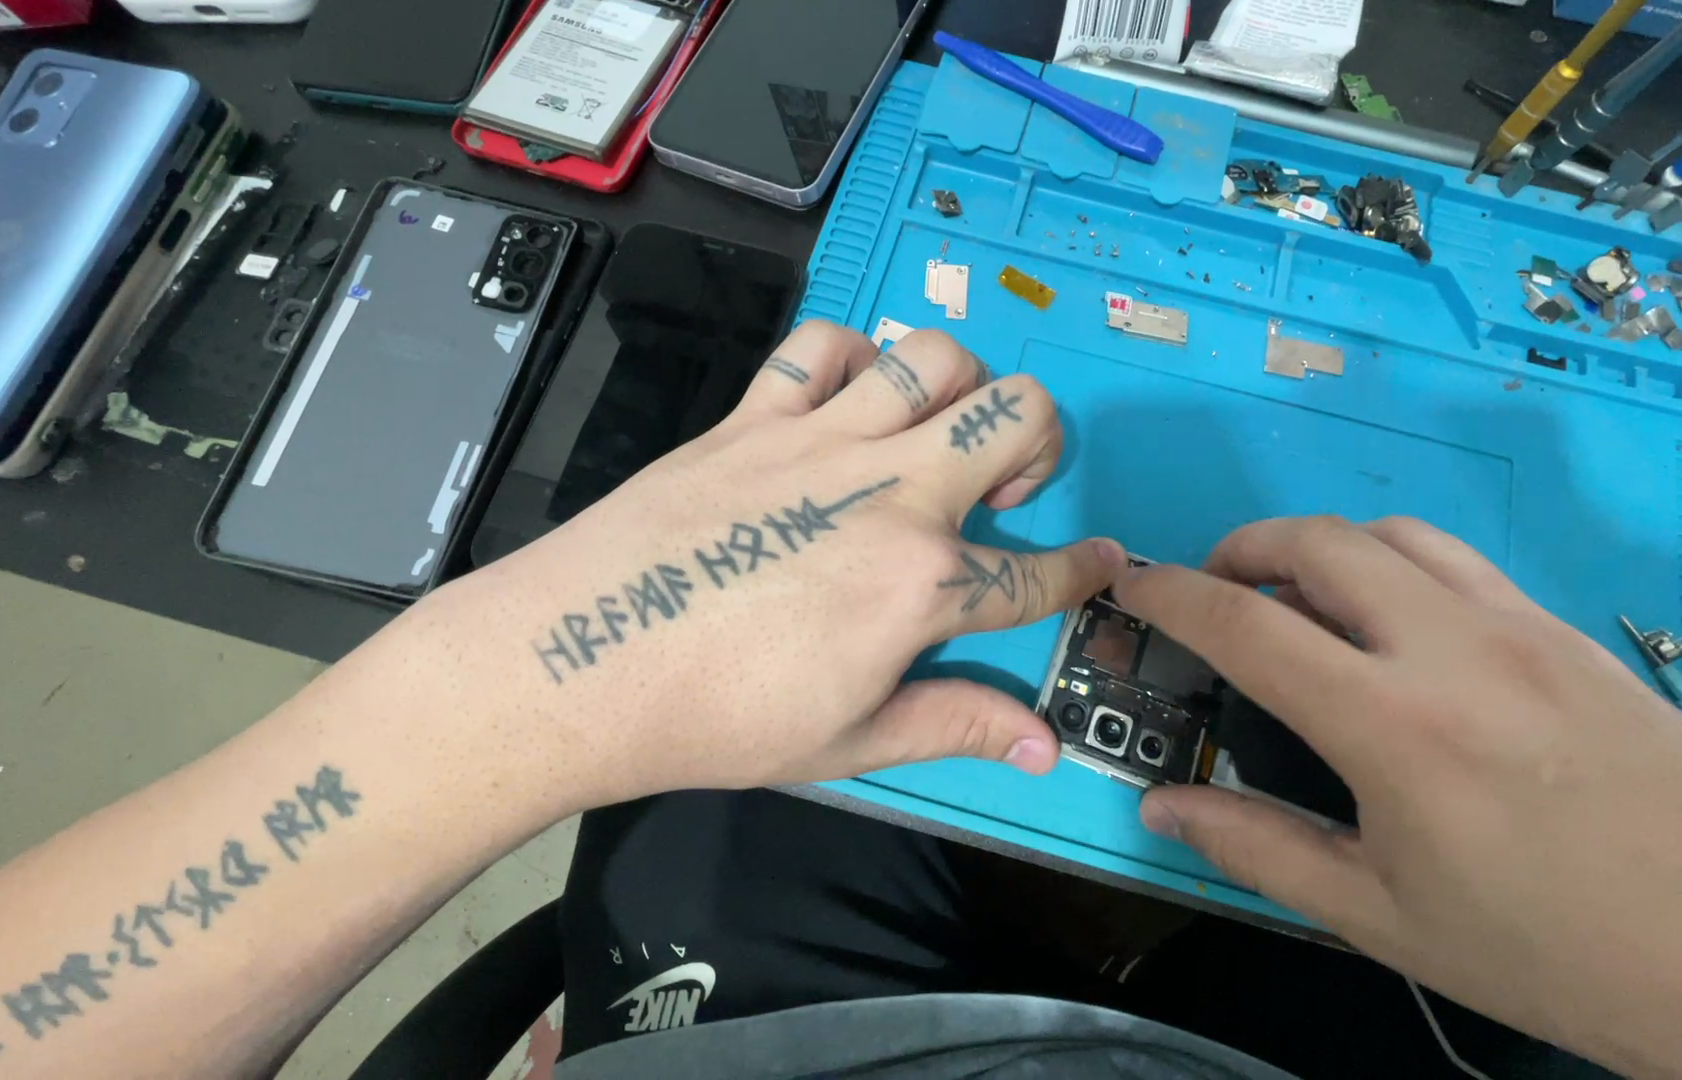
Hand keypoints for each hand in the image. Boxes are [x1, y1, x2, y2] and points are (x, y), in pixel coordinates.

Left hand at [434, 321, 1122, 804]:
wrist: (576, 666)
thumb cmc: (719, 719)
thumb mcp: (850, 742)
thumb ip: (957, 726)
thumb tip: (1042, 745)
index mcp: (921, 586)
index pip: (1038, 575)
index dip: (1086, 571)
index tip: (1104, 560)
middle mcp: (890, 495)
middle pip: (1019, 412)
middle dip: (1044, 440)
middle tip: (1006, 486)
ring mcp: (821, 443)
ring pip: (935, 356)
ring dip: (961, 386)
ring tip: (935, 433)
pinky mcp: (754, 416)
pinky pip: (823, 345)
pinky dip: (851, 360)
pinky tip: (845, 405)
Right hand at [1116, 517, 1681, 1078]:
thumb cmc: (1554, 953)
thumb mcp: (1380, 918)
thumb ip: (1256, 849)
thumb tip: (1160, 807)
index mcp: (1393, 727)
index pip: (1246, 625)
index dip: (1170, 594)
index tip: (1129, 580)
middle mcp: (1451, 649)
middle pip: (1315, 543)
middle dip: (1238, 548)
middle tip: (1210, 589)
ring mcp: (1520, 628)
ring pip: (1387, 533)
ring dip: (1314, 546)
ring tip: (1291, 593)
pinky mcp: (1569, 632)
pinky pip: (1454, 560)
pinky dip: (1386, 561)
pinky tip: (1387, 617)